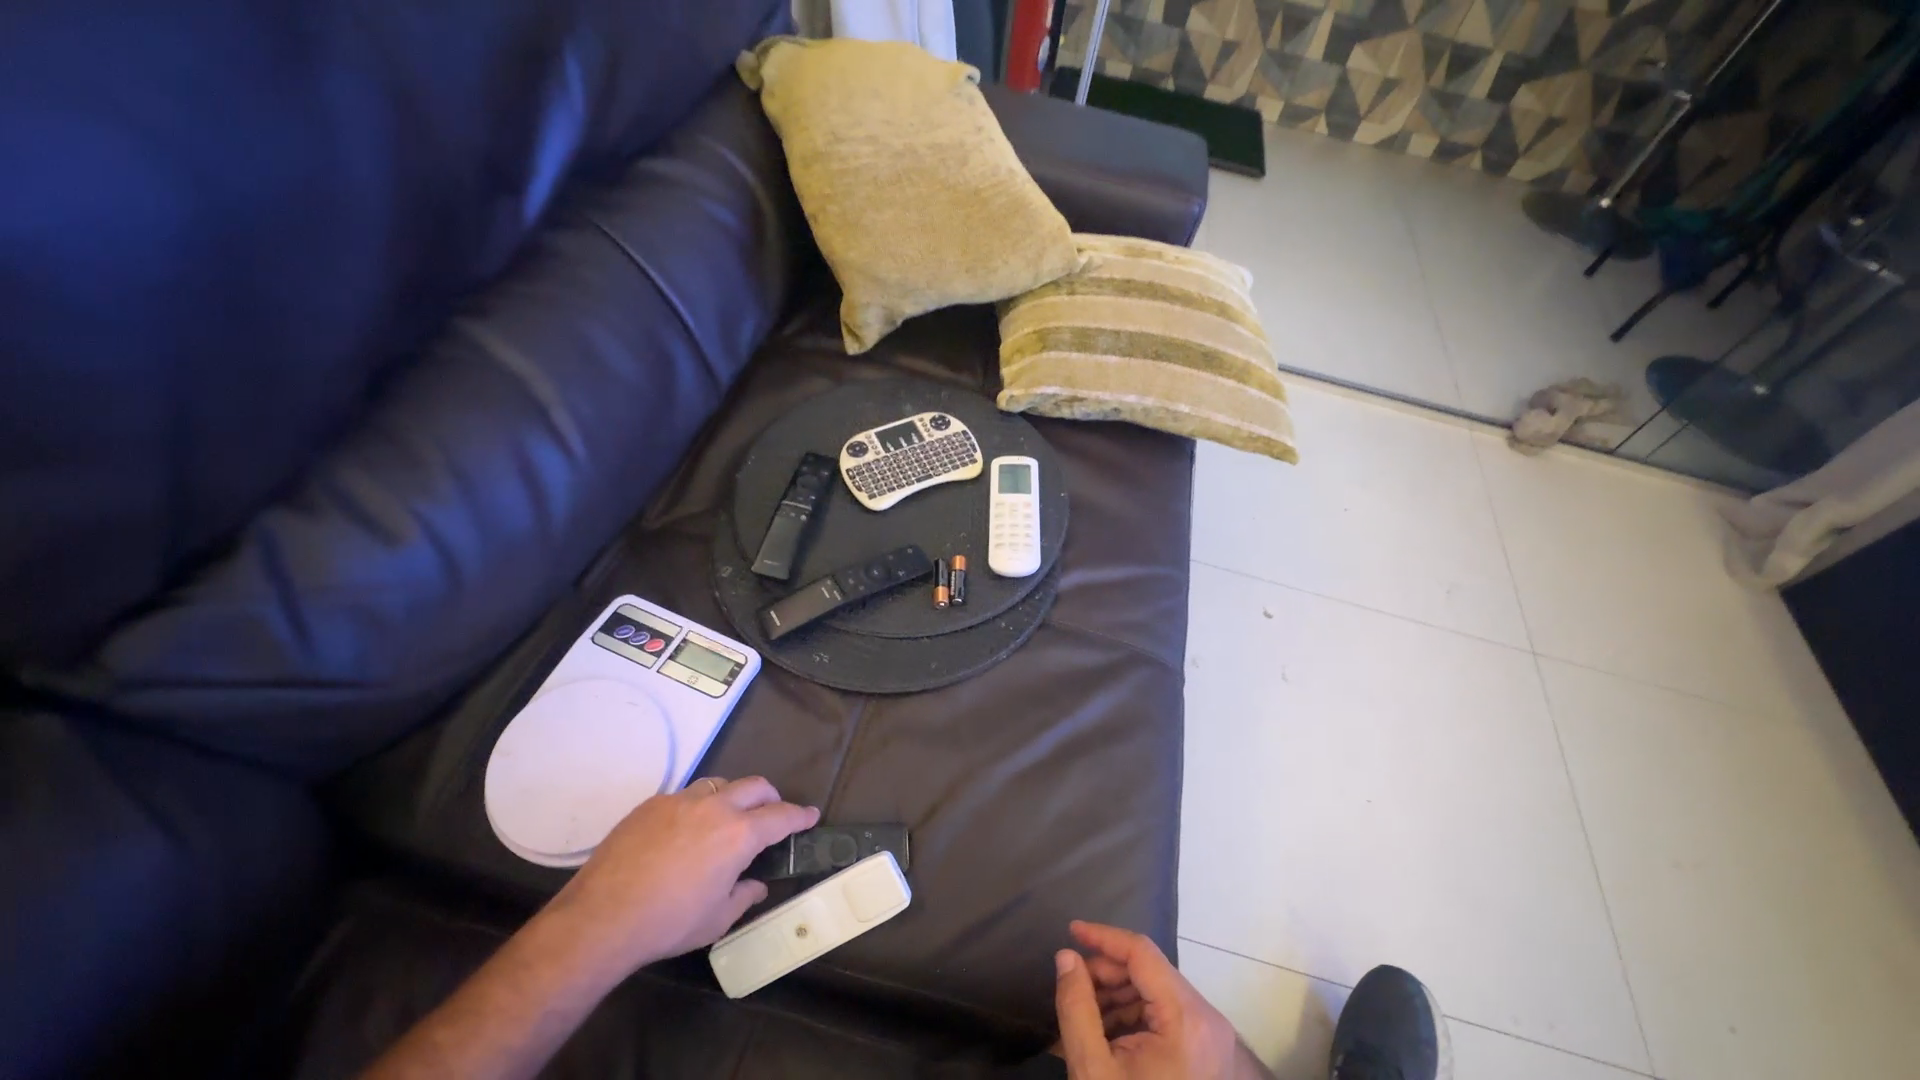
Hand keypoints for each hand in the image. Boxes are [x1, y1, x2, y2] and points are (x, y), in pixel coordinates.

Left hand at [540, 776, 819, 975]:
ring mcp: (679, 801)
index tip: (811, 816)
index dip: (800, 816)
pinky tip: (684, 834)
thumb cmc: (669, 924)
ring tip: (727, 821)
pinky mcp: (650, 805)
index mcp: (739, 835)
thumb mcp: (717, 919)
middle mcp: (714, 807)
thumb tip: (755, 884)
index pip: (781, 817)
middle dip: (771, 798)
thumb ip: (743, 896)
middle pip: (754, 786)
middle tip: (773, 815)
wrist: (602, 918)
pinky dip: (696, 808)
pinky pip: (684, 797)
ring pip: (718, 784)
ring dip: (732, 797)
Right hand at [1053, 921, 1247, 1079]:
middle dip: (1106, 972)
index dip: (1103, 937)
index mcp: (1185, 1017)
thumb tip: (1066, 958)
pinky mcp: (1206, 1051)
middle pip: (1150, 970)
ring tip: (1083, 1015)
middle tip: (1071, 985)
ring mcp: (1210, 1036)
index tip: (1069, 931)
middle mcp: (1206, 1018)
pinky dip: (1133, 1016)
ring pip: (1156, 991)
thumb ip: (1076, 1007)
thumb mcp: (1093, 1068)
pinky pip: (1165, 1015)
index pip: (1141, 952)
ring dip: (1116, 995)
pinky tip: (1104, 1034)